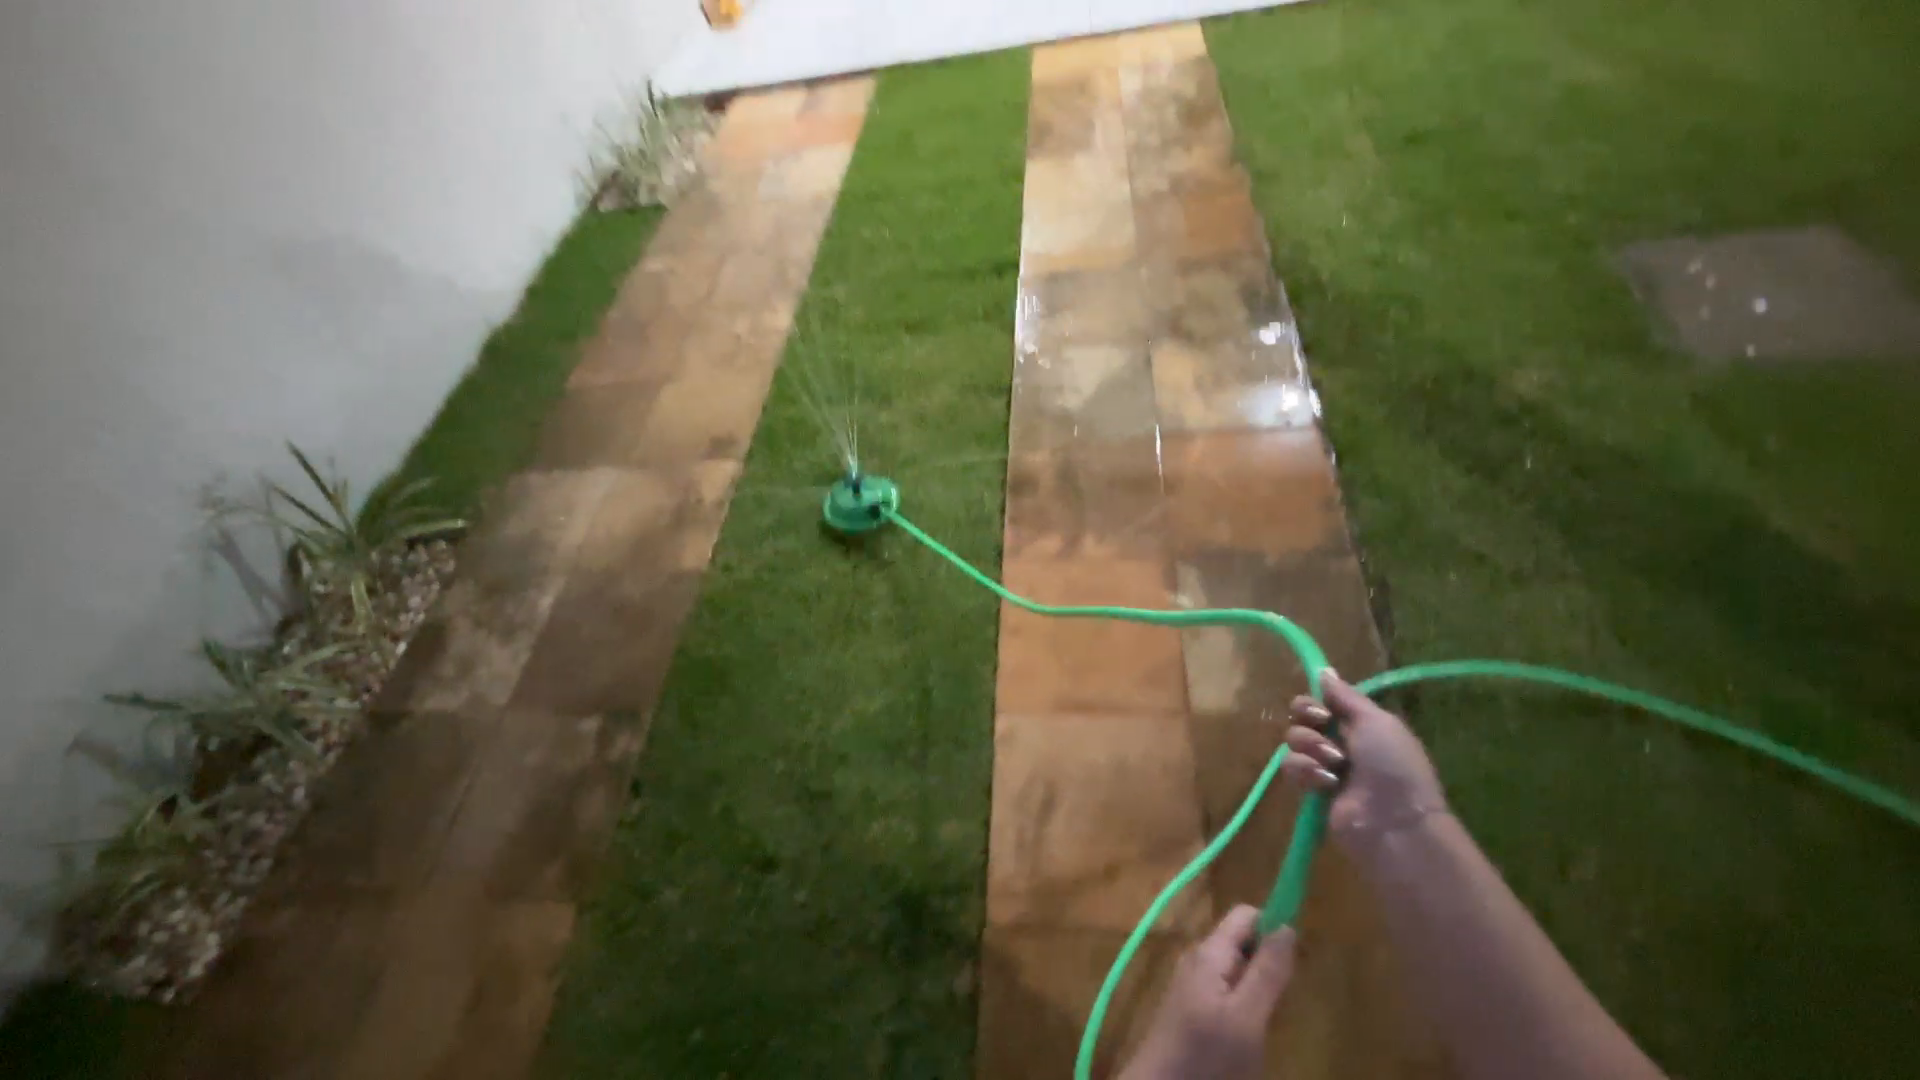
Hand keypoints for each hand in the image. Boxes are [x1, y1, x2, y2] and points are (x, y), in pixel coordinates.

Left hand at [1118, 905, 1295, 1079]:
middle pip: (1242, 941)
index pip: (1246, 915)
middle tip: (1276, 1004)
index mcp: (1210, 951)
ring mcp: (1192, 982)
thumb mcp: (1246, 1017)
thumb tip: (1287, 926)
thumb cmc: (1206, 1056)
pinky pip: (1226, 990)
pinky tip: (1245, 1036)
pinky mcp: (1192, 1005)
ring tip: (1262, 1024)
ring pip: (1237, 968)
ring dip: (1258, 989)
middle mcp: (1198, 958)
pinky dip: (1244, 1005)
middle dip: (1267, 964)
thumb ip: (1267, 972)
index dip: (1273, 927)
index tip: (1293, 963)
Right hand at [1281, 669, 1446, 843]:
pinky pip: (1291, 768)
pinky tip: (1326, 784)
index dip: (1313, 703)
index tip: (1323, 712)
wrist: (1392, 821)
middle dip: (1307, 723)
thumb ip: (1346, 696)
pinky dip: (1306, 772)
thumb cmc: (1392, 765)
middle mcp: (1338, 741)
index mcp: (1358, 724)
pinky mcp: (1309, 789)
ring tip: (1334, 767)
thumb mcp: (1376, 721)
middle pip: (1300, 718)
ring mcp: (1323, 766)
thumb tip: (1324, 670)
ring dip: (1311, 749)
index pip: (1320, 701)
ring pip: (1292, 741)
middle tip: (1324, 732)